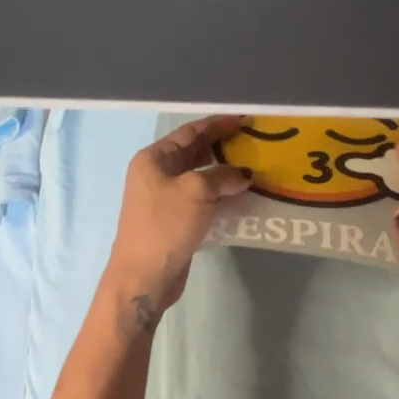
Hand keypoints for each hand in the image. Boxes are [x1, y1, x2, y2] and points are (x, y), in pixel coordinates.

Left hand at [105, 115, 252, 328]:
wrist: (144, 276)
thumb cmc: (165, 225)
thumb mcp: (197, 191)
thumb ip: (223, 176)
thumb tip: (244, 174)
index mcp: (154, 159)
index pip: (190, 132)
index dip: (218, 125)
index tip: (246, 121)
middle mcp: (156, 175)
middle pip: (194, 154)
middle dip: (223, 150)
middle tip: (255, 146)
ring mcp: (164, 201)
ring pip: (199, 181)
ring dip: (224, 177)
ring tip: (254, 172)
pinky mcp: (174, 223)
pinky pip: (201, 203)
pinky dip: (220, 199)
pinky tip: (241, 200)